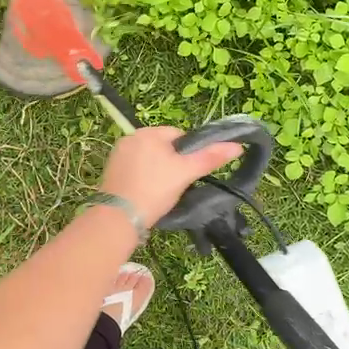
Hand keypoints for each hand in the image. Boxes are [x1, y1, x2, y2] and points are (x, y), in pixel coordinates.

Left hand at [98, 126, 243, 226]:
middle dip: (172, 162)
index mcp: (147, 132)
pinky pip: (135, 169)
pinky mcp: (111, 170)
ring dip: (158, 170)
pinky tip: (146, 192)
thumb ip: (211, 157)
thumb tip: (237, 146)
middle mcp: (130, 137)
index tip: (188, 173)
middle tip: (175, 184)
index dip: (188, 154)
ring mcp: (118, 154)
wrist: (119, 216)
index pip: (178, 135)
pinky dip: (143, 177)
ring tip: (160, 191)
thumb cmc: (155, 189)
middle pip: (162, 146)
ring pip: (149, 158)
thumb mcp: (186, 172)